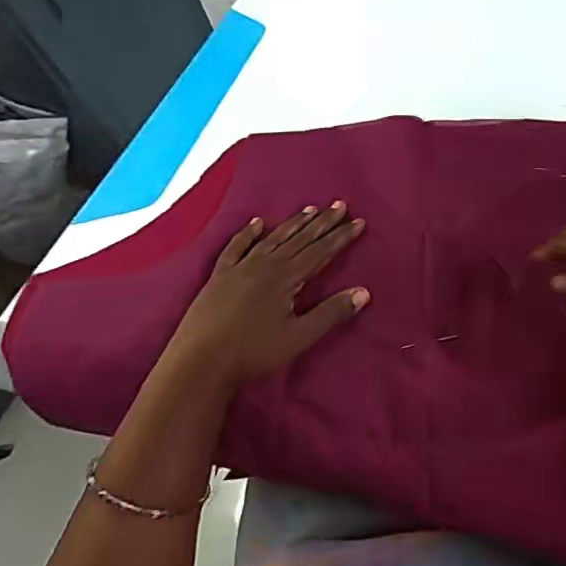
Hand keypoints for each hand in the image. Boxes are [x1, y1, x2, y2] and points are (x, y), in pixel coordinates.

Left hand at [162, 202, 369, 389]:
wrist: (201, 360)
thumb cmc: (253, 352)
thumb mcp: (299, 337)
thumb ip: (331, 313)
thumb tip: (364, 292)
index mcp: (286, 277)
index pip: (320, 251)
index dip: (341, 237)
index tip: (358, 221)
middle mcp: (265, 264)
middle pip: (299, 239)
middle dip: (322, 223)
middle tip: (339, 205)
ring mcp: (240, 267)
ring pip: (272, 239)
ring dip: (293, 224)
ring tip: (310, 209)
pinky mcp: (220, 275)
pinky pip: (236, 247)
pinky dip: (247, 233)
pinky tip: (257, 222)